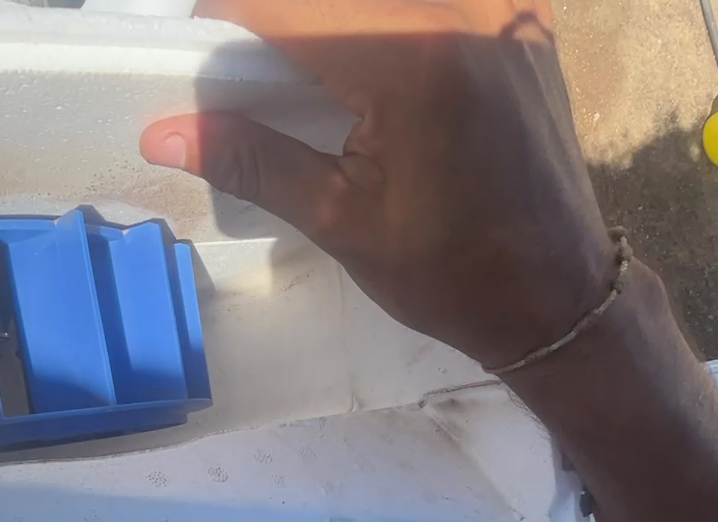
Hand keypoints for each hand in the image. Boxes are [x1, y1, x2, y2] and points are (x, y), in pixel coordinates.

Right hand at [141, 0, 619, 369]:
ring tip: (303, 70)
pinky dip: (383, 23)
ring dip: (328, 19)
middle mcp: (463, 4)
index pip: (287, 4)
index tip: (197, 51)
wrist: (553, 296)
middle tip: (247, 66)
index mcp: (412, 57)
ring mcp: (503, 2)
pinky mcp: (522, 16)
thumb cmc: (445, 275)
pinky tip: (371, 68)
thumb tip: (163, 135)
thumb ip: (253, 161)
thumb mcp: (340, 221)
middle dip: (275, 16)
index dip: (225, 15)